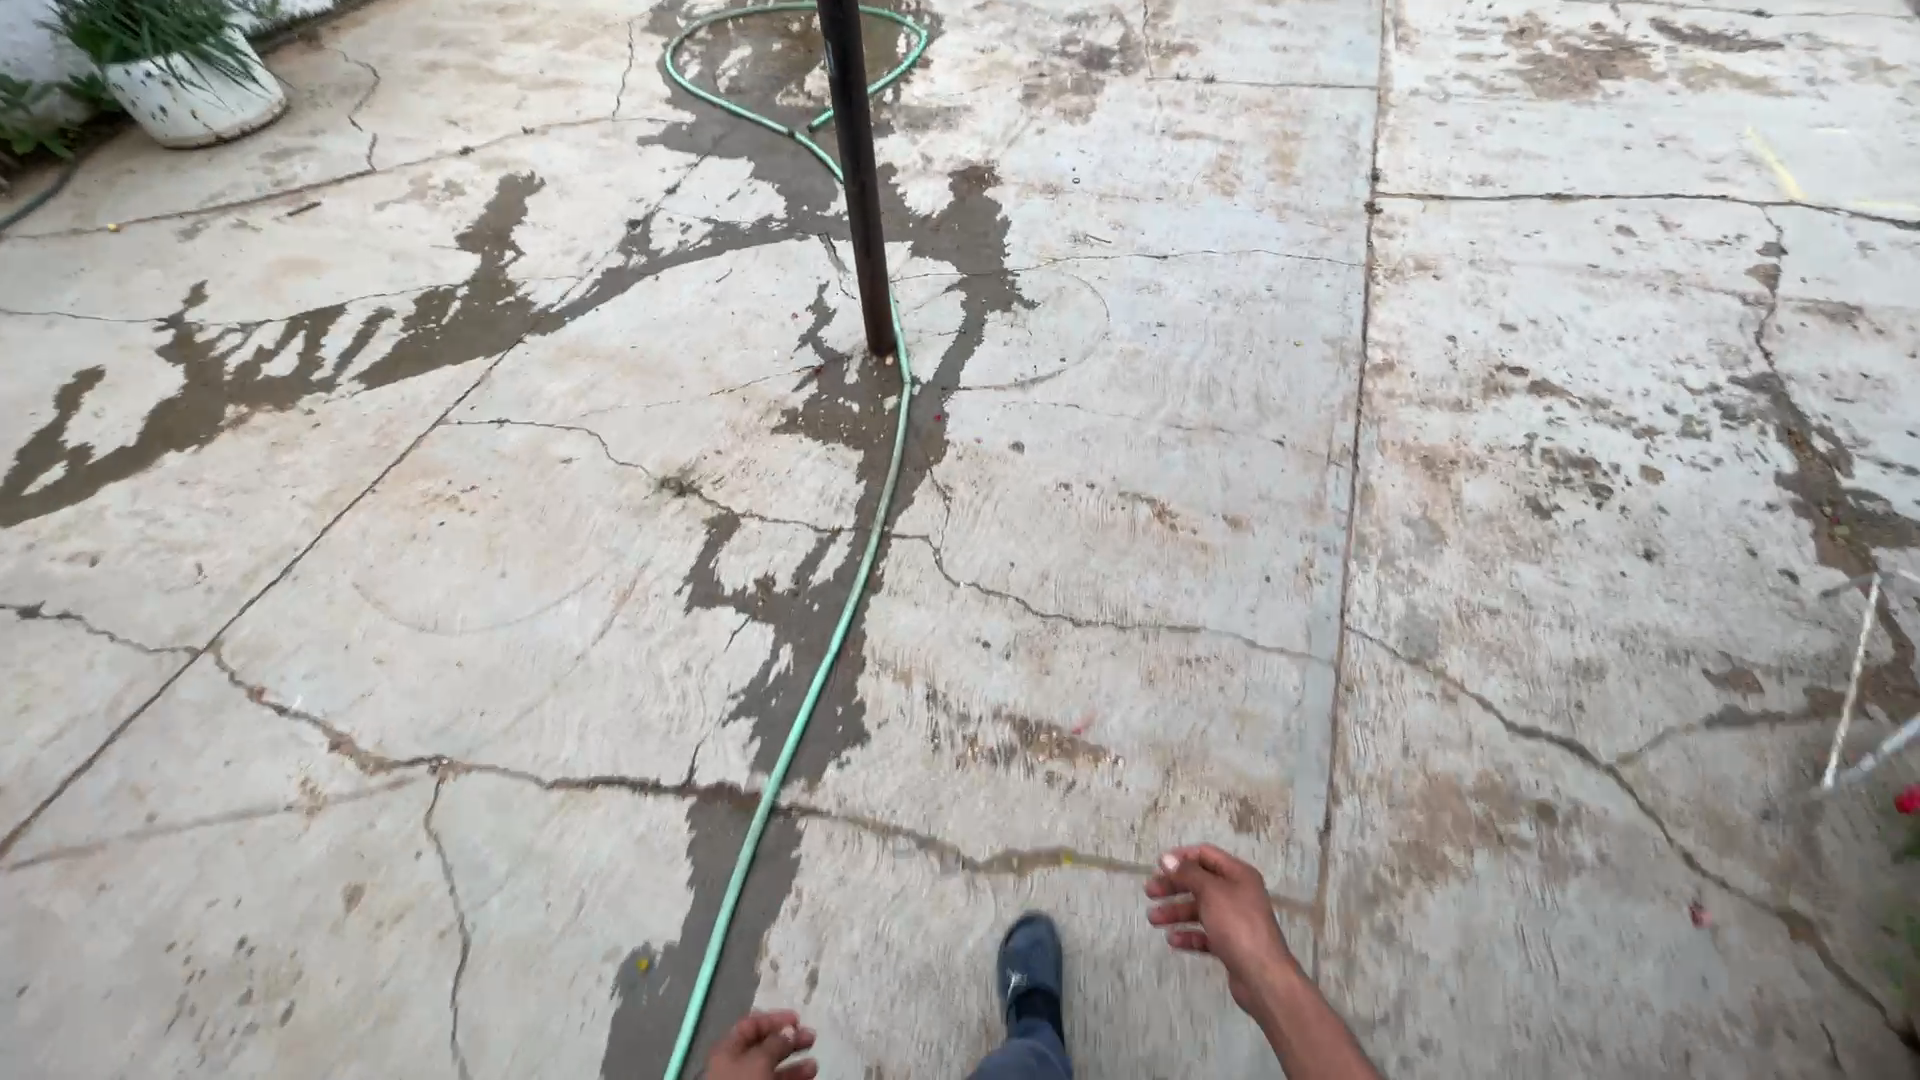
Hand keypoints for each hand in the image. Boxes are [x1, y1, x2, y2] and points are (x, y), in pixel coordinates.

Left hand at [706, 1010, 817, 1079]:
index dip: (774, 1019)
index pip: (752, 1025)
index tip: (798, 1020)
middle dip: (790, 1041)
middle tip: (812, 1038)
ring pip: (774, 1070)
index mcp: (729, 1050)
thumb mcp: (760, 1060)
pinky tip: (809, 1079)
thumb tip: (789, 1031)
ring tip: (814, 1066)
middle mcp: (737, 1066)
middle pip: (766, 1047)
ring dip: (796, 1065)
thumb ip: (776, 1042)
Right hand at [1144, 844, 1297, 1013]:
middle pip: (1199, 883)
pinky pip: (1205, 934)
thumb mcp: (1211, 892)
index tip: (1158, 866)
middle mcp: (1237, 894)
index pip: (1205, 855)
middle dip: (1173, 887)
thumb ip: (1187, 873)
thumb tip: (1166, 858)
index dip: (1181, 858)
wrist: (1263, 976)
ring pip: (1199, 910)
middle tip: (1149, 893)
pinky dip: (1189, 935)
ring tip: (1153, 920)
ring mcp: (1234, 920)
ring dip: (1176, 912)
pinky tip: (1173, 940)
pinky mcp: (1230, 944)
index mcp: (1238, 875)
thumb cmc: (1237, 925)